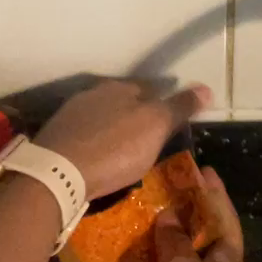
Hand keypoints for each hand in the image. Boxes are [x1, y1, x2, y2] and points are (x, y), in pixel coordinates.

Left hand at [33, 79, 209, 198]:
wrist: (56, 174)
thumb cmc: (114, 149)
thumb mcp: (156, 127)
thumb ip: (179, 107)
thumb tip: (206, 88)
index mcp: (121, 88)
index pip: (149, 88)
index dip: (162, 102)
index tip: (170, 120)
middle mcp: (94, 93)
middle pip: (123, 100)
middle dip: (135, 114)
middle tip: (147, 138)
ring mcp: (71, 114)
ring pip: (100, 116)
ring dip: (112, 128)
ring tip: (121, 150)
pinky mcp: (55, 136)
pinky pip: (83, 134)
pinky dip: (93, 142)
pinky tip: (96, 158)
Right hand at [124, 168, 252, 261]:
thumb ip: (176, 241)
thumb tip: (170, 216)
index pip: (224, 222)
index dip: (214, 195)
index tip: (200, 169)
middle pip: (189, 242)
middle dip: (171, 217)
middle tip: (148, 188)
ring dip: (141, 246)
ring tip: (120, 215)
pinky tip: (102, 258)